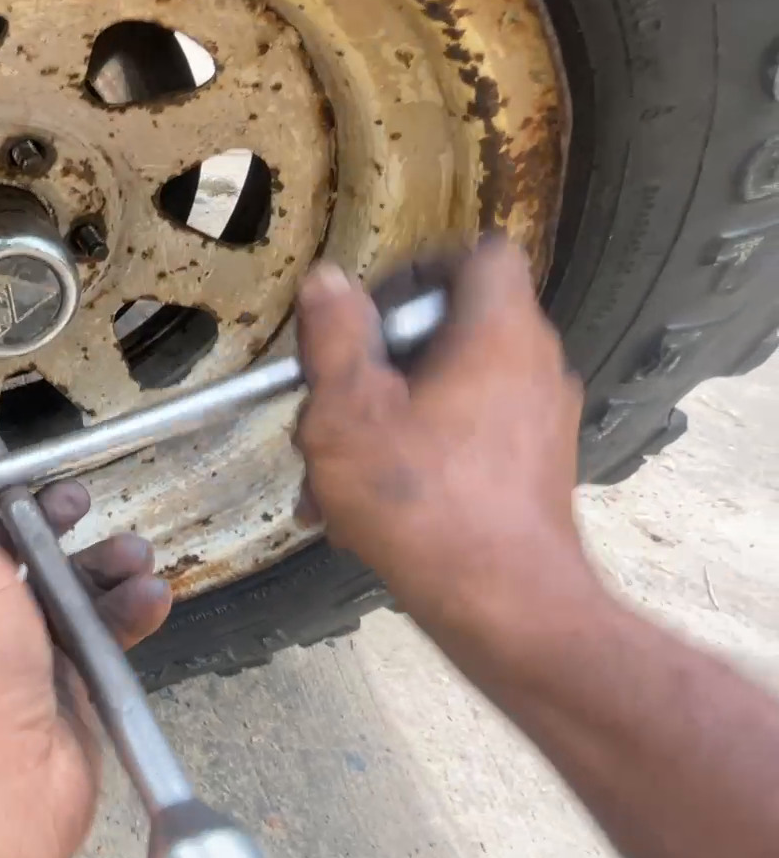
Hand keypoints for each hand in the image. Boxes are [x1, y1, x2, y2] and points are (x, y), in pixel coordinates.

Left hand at [0, 469, 170, 857]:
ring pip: (49, 588)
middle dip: (34, 521)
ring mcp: (3, 646)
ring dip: (94, 565)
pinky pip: (88, 634)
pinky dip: (119, 613)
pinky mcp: (53, 677)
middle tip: (74, 500)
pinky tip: (150, 595)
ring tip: (132, 552)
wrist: (2, 773)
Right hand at [294, 238, 586, 635]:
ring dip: (375, 414)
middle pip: (441, 328)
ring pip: (437, 386)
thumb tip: (326, 279)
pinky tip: (357, 499)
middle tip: (325, 404)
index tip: (357, 315)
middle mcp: (530, 367)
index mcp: (495, 337)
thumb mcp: (346, 409)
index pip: (475, 257)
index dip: (410, 270)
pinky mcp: (524, 462)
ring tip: (328, 467)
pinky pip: (453, 430)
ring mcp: (532, 418)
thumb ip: (334, 338)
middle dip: (369, 362)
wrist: (497, 601)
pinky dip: (403, 447)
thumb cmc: (415, 497)